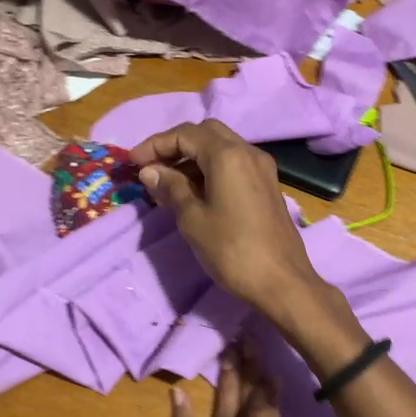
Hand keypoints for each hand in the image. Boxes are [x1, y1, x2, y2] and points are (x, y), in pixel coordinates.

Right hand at [130, 121, 321, 315]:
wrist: (282, 282)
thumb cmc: (232, 250)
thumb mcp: (192, 219)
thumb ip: (171, 188)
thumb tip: (151, 171)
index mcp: (228, 155)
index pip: (185, 134)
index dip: (155, 144)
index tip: (133, 163)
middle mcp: (248, 153)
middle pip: (206, 134)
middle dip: (176, 146)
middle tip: (152, 168)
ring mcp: (262, 169)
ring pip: (222, 148)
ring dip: (194, 158)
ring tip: (168, 184)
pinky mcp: (268, 186)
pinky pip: (234, 165)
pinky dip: (211, 169)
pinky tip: (195, 192)